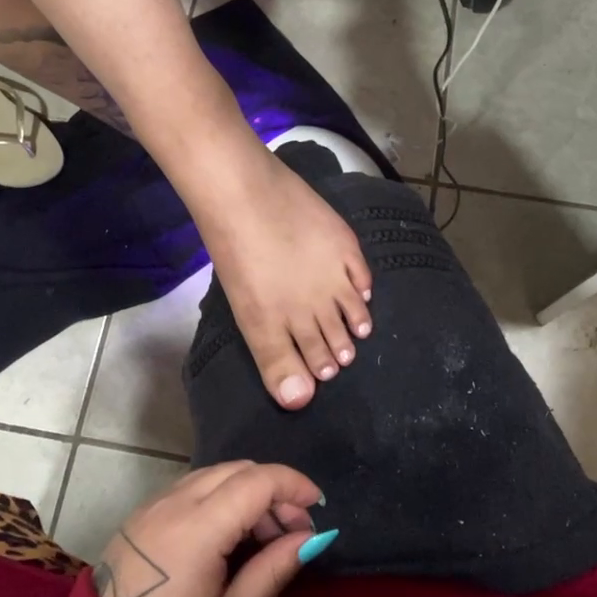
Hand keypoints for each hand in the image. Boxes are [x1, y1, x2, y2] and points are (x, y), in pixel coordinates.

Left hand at [92, 461, 332, 596]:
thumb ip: (273, 570)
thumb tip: (312, 537)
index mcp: (198, 526)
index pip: (258, 481)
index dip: (293, 485)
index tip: (318, 506)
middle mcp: (176, 500)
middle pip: (238, 469)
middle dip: (273, 489)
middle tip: (293, 530)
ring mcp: (155, 502)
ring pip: (215, 473)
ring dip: (246, 490)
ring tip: (263, 535)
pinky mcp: (142, 512)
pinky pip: (191, 485)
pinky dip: (219, 495)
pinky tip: (228, 532)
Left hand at [189, 149, 374, 408]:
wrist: (247, 196)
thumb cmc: (231, 251)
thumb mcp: (246, 313)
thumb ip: (274, 357)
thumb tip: (301, 400)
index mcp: (289, 322)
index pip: (311, 355)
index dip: (318, 367)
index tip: (326, 377)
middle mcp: (319, 302)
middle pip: (332, 333)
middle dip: (337, 351)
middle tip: (344, 361)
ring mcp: (335, 272)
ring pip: (350, 308)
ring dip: (354, 325)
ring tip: (359, 335)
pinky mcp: (345, 244)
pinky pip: (362, 275)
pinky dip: (364, 290)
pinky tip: (365, 294)